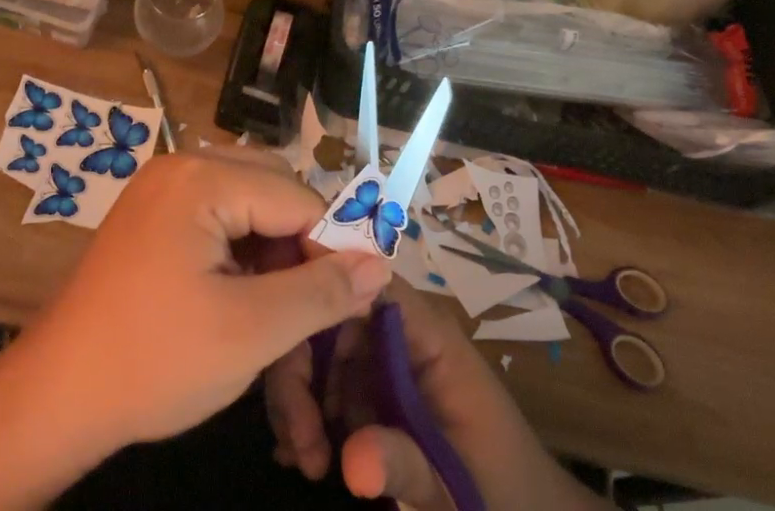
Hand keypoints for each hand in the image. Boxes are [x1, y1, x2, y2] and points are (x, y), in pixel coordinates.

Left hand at [17, 151, 392, 447]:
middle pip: (272, 187)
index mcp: (200, 179)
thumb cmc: (156, 360)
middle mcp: (178, 168)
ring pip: (247, 203)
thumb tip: (382, 263)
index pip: (297, 196)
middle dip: (303, 240)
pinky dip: (242, 251)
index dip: (336, 245)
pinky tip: (247, 295)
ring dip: (275, 246)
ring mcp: (159, 192)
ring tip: (284, 304)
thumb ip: (322, 291)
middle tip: (318, 301)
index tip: (363, 297)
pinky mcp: (150, 219)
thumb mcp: (251, 330)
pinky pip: (216, 218)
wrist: (60, 394)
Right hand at [265, 281, 531, 510]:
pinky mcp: (371, 390)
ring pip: (317, 354)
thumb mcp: (455, 484)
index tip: (270, 321)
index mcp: (427, 336)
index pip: (364, 284)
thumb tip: (349, 461)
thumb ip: (405, 465)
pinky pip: (325, 385)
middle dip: (299, 373)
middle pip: (328, 320)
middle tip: (297, 444)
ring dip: (299, 402)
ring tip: (302, 461)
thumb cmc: (503, 490)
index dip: (315, 288)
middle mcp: (399, 336)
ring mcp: (382, 362)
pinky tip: (302, 456)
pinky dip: (307, 417)